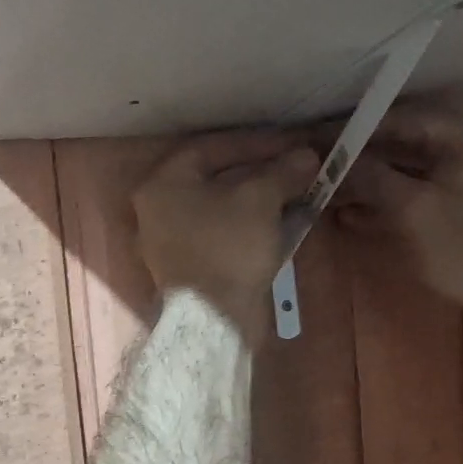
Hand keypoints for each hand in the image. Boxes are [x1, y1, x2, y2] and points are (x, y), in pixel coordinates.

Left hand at [132, 131, 318, 340]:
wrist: (215, 319)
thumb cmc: (230, 248)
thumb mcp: (260, 199)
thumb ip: (282, 171)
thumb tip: (305, 155)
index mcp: (162, 185)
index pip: (212, 148)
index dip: (256, 144)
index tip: (291, 146)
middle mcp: (157, 212)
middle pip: (215, 180)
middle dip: (260, 174)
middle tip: (294, 171)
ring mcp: (170, 245)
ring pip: (220, 211)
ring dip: (258, 203)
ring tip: (294, 198)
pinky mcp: (188, 272)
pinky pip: (221, 238)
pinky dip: (249, 229)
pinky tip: (280, 227)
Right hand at [332, 105, 462, 317]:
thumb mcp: (414, 212)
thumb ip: (372, 179)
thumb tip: (333, 162)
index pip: (403, 118)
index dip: (356, 130)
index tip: (316, 140)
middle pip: (406, 142)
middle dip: (360, 158)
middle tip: (317, 168)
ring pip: (411, 169)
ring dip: (370, 182)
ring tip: (327, 193)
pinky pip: (422, 190)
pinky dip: (390, 200)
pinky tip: (353, 214)